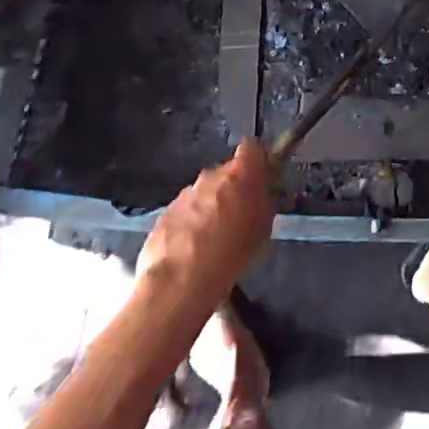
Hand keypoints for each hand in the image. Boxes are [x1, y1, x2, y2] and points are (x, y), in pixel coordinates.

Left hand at [137, 138, 271, 303]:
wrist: (180, 281)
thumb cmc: (233, 251)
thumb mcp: (264, 225)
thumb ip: (265, 199)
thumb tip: (263, 189)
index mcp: (239, 174)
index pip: (251, 146)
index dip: (257, 158)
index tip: (262, 175)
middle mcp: (210, 177)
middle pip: (227, 172)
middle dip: (234, 187)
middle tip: (241, 213)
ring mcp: (184, 195)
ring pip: (205, 192)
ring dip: (212, 205)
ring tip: (215, 235)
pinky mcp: (164, 214)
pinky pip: (186, 210)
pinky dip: (192, 221)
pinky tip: (194, 246)